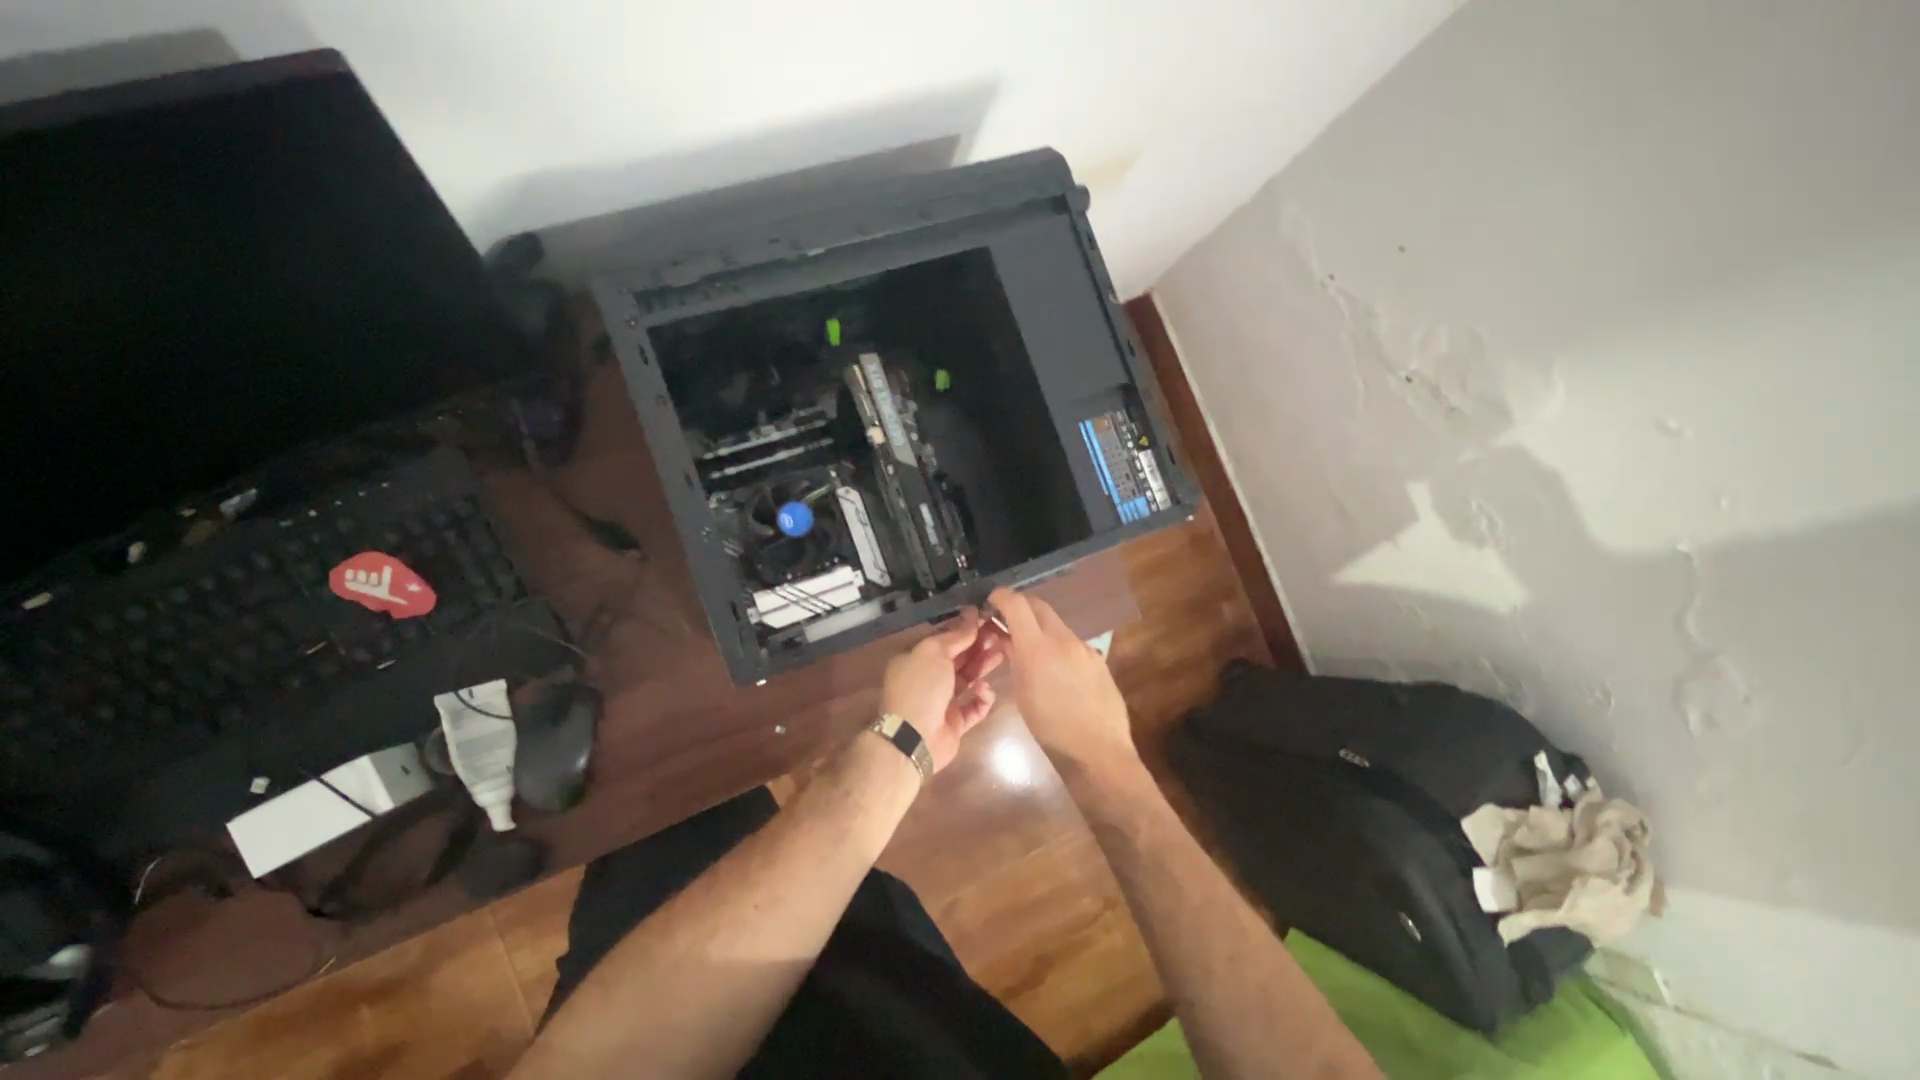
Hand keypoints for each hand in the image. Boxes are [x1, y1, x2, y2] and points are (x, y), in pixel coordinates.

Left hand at [879, 609, 1003, 773]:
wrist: (915, 738)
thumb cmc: (921, 687)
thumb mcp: (934, 651)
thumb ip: (955, 635)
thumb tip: (972, 616)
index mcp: (915, 659)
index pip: (943, 639)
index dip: (965, 629)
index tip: (987, 619)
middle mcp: (927, 678)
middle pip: (958, 658)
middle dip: (978, 646)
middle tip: (1000, 635)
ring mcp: (941, 702)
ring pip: (968, 680)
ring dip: (984, 667)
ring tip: (1002, 655)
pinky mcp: (956, 723)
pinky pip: (974, 706)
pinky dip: (982, 698)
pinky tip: (985, 690)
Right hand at [987, 587, 1135, 777]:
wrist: (1099, 750)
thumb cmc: (1050, 730)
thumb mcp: (1022, 694)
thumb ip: (1014, 660)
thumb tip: (1006, 639)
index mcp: (1038, 648)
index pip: (1017, 604)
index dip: (1001, 596)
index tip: (992, 600)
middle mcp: (1064, 639)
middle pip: (1039, 607)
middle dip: (1021, 608)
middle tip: (1008, 621)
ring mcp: (1085, 648)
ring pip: (1057, 626)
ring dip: (1041, 630)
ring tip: (1032, 652)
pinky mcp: (1099, 660)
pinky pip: (1073, 644)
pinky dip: (1059, 647)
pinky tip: (1058, 672)